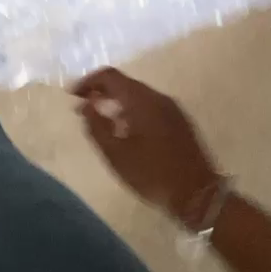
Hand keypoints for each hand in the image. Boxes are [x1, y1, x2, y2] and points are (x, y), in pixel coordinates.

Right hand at [72, 68, 223, 230]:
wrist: (198, 195)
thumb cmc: (151, 174)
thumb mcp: (114, 153)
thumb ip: (95, 125)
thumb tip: (85, 105)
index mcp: (141, 101)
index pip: (109, 76)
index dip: (87, 81)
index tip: (73, 95)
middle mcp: (158, 97)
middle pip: (124, 83)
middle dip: (101, 91)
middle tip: (84, 107)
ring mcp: (173, 109)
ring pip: (138, 94)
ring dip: (117, 101)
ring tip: (103, 120)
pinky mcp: (180, 121)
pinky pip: (150, 105)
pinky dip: (132, 109)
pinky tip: (126, 129)